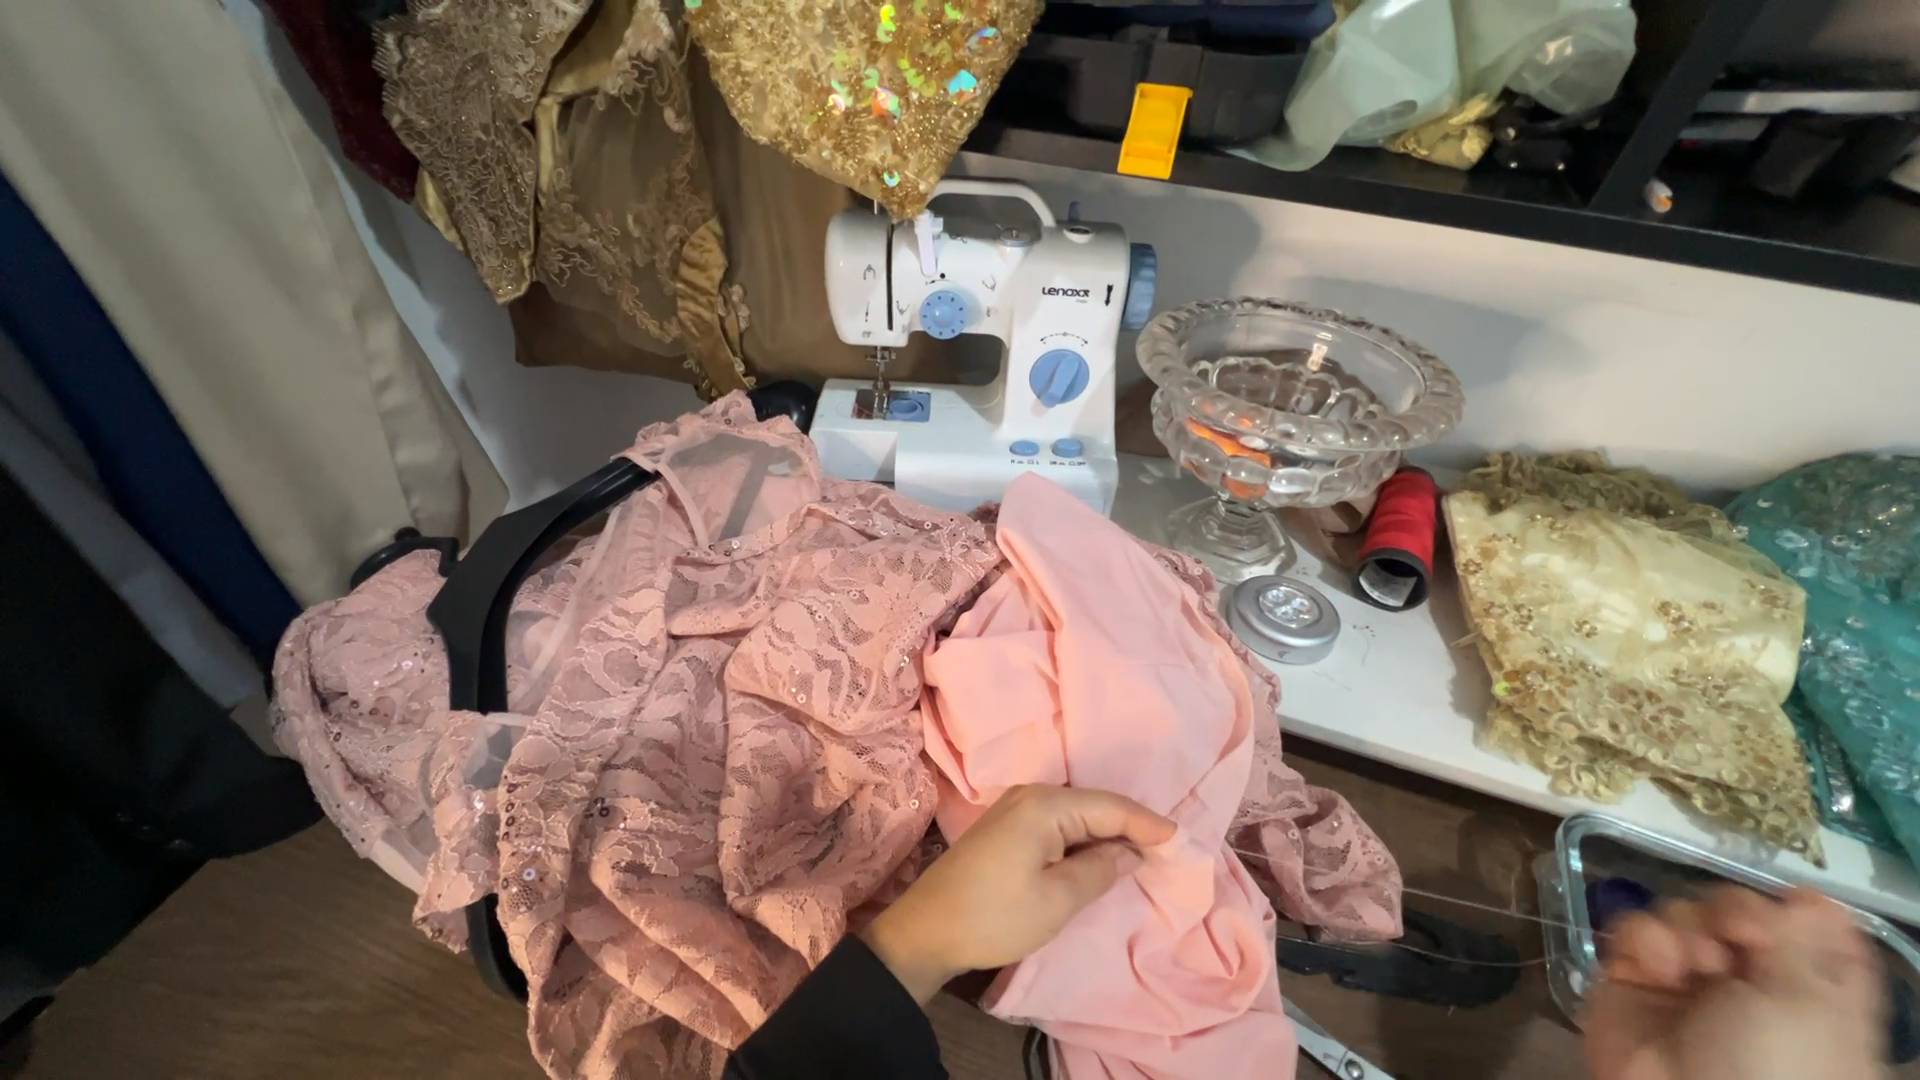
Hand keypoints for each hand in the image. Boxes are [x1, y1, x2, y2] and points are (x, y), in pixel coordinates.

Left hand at [860, 784, 1176, 1003]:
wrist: (927, 930)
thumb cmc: (996, 916)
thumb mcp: (1057, 899)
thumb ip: (1100, 868)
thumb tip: (1131, 850)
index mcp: (1045, 805)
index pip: (1110, 807)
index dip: (1147, 823)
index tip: (1181, 840)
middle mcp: (1030, 794)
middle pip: (1093, 804)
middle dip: (1130, 823)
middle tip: (1168, 846)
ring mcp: (1015, 808)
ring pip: (1076, 812)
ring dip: (1106, 830)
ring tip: (1142, 850)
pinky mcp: (1006, 826)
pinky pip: (1057, 822)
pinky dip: (1083, 835)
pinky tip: (1098, 852)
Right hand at [1586, 885, 1883, 1079]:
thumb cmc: (1776, 1067)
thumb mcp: (1806, 1006)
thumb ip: (1802, 945)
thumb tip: (1814, 897)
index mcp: (1812, 995)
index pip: (1812, 936)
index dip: (1799, 911)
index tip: (1790, 899)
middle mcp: (1751, 982)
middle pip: (1737, 912)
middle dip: (1730, 911)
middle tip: (1735, 931)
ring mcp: (1687, 978)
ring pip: (1681, 915)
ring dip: (1685, 927)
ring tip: (1692, 961)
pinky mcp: (1631, 974)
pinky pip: (1632, 930)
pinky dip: (1643, 939)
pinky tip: (1656, 965)